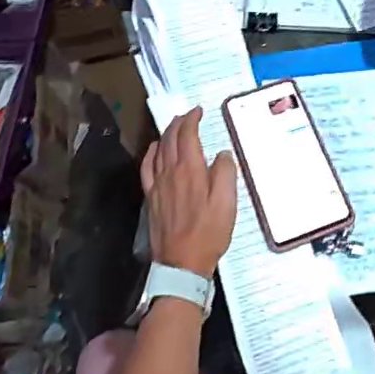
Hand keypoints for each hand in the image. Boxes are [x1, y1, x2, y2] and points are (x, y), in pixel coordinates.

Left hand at [142, 109, 237, 274]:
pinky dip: (151, 153)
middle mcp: (170, 173)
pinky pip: (147, 167)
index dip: (191, 120)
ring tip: (175, 127)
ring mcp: (157, 185)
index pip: (187, 136)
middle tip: (189, 115)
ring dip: (166, 135)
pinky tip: (154, 150)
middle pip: (170, 140)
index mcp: (190, 171)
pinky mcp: (151, 197)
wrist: (183, 262)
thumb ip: (225, 173)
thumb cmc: (210, 233)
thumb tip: (222, 153)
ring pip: (158, 151)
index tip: (199, 111)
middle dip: (179, 123)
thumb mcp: (227, 203)